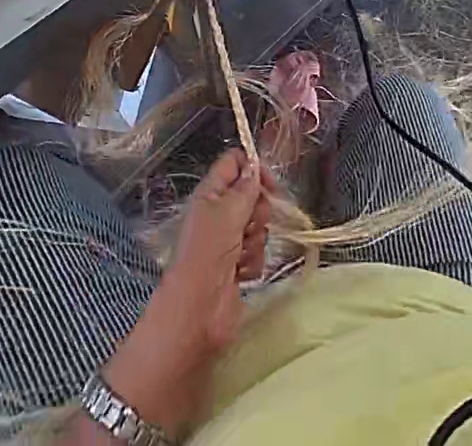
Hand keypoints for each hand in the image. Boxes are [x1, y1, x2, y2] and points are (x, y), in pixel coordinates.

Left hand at [98, 152, 271, 436]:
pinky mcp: (238, 265)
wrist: (199, 308)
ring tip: (240, 255)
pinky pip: (258, 252)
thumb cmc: (208, 252)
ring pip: (258, 227)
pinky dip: (253, 262)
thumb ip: (245, 188)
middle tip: (248, 226)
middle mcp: (219, 213)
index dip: (254, 168)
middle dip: (258, 212)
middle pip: (252, 196)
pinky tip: (241, 274)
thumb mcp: (227, 212)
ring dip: (255, 241)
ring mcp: (229, 240)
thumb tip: (255, 166)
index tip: (271, 186)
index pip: (233, 164)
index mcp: (210, 193)